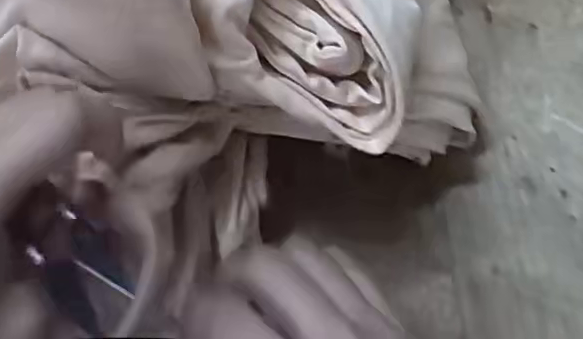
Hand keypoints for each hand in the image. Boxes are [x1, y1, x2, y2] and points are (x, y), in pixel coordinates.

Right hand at [182, 237, 405, 338]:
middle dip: (232, 278)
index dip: (194, 310)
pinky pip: (350, 269)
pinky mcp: (401, 327)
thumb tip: (180, 324)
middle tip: (223, 304)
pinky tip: (311, 297)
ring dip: (276, 267)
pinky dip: (322, 273)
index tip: (186, 318)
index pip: (221, 310)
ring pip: (305, 251)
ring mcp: (376, 328)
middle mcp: (332, 336)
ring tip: (266, 297)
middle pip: (262, 264)